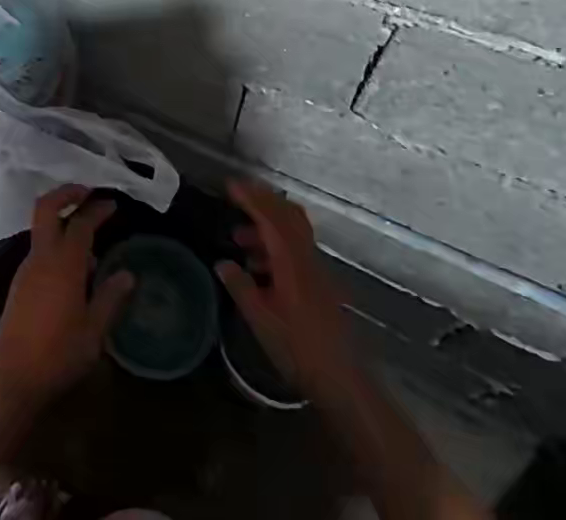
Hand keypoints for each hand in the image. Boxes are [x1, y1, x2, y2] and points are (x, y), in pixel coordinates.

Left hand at [0, 185, 134, 403]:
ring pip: (42, 228)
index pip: (81, 223)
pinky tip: (77, 266)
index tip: (113, 204)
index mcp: (63, 264)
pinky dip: (58, 242)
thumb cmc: (57, 354)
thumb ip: (110, 298)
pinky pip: (41, 248)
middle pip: (47, 208)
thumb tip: (128, 274)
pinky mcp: (21, 281)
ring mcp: (27, 267)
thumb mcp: (93, 331)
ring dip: (63, 220)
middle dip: (66, 194)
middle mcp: (41, 257)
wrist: (10, 375)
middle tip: (88, 192)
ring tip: (91, 234)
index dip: (98, 210)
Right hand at [215, 178, 345, 394]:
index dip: (251, 198)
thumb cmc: (298, 348)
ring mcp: (317, 271)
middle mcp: (307, 259)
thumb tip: (223, 262)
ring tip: (239, 239)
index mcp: (292, 263)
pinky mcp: (320, 284)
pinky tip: (258, 266)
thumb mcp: (260, 319)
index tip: (230, 185)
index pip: (271, 218)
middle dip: (263, 200)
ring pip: (293, 232)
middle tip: (237, 196)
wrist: (342, 379)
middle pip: (288, 216)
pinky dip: (276, 245)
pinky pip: (296, 249)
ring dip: (267, 226)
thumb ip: (240, 286)